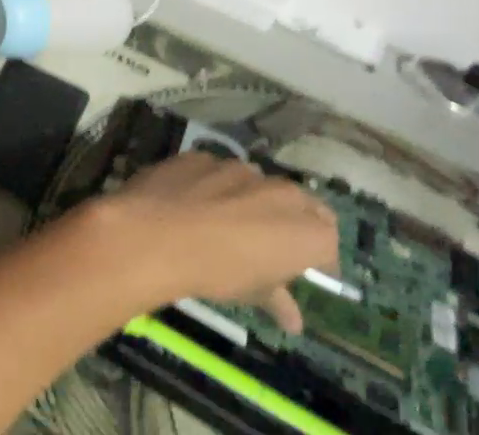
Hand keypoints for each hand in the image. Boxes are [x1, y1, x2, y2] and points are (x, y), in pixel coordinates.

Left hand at [82, 152, 340, 332]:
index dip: (316, 256)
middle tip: (269, 238)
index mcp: (311, 231)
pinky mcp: (196, 157)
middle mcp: (282, 193)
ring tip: (225, 215)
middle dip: (288, 219)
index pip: (327, 242)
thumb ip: (278, 300)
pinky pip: (210, 169)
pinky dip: (207, 182)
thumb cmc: (214, 271)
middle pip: (297, 204)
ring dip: (247, 195)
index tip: (302, 267)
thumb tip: (293, 323)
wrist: (151, 235)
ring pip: (253, 181)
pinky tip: (189, 198)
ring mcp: (236, 169)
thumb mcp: (252, 292)